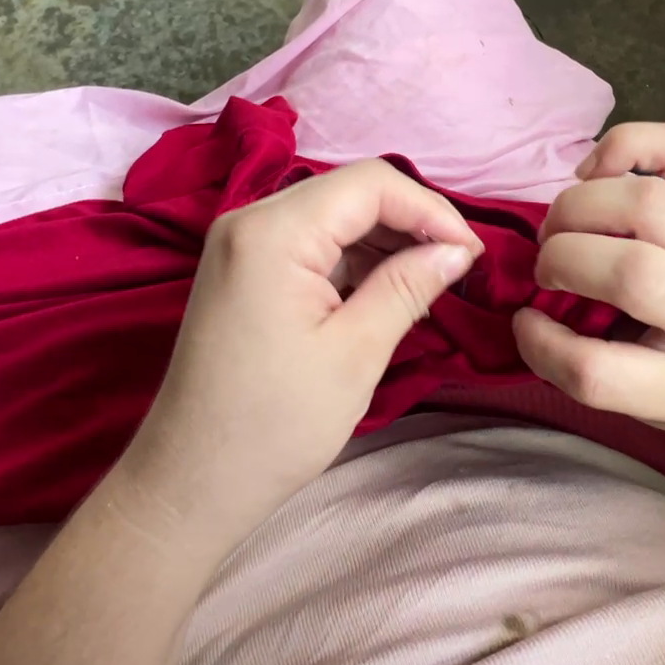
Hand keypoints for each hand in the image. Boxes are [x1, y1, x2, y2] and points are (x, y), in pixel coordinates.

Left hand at [115, 159, 484, 539]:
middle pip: (349, 192)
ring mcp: (241, 242)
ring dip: (383, 239)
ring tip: (427, 281)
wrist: (192, 480)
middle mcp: (249, 218)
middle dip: (409, 221)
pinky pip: (310, 241)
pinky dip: (352, 257)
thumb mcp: (355, 353)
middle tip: (456, 266)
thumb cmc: (275, 425)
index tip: (471, 251)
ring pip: (332, 214)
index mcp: (272, 232)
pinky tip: (384, 288)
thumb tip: (457, 249)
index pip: (368, 184)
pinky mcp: (243, 266)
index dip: (429, 209)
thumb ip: (408, 285)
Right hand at [512, 123, 664, 434]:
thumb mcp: (641, 407)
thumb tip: (526, 315)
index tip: (527, 326)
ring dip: (579, 208)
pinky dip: (624, 145)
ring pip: (650, 201)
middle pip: (636, 272)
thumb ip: (581, 371)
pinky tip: (592, 174)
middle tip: (546, 271)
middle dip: (562, 261)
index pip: (603, 371)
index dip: (543, 347)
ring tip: (560, 228)